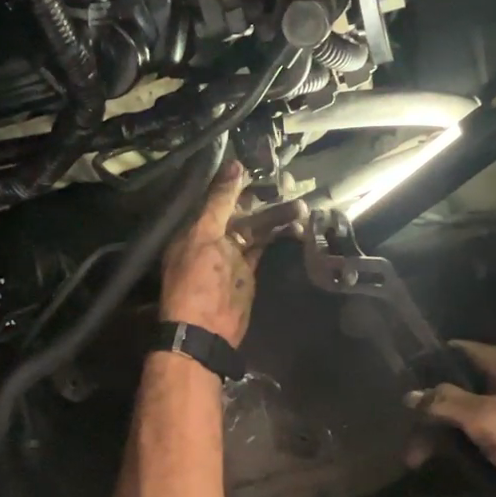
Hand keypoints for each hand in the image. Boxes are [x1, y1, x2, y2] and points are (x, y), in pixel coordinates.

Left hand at [160, 160, 301, 346]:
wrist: (205, 331)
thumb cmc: (198, 281)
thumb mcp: (205, 235)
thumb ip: (219, 202)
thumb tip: (234, 166)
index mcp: (195, 228)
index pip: (217, 197)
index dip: (236, 182)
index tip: (258, 165)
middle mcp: (212, 239)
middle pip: (239, 212)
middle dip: (261, 198)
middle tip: (287, 182)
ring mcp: (231, 256)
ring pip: (254, 229)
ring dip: (275, 218)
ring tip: (300, 207)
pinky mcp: (247, 272)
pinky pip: (262, 247)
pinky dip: (278, 236)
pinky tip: (296, 226)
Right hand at [408, 340, 495, 496]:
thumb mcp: (495, 419)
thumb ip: (450, 404)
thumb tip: (412, 394)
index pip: (458, 353)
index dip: (427, 368)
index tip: (400, 392)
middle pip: (464, 389)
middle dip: (434, 415)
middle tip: (410, 449)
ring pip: (478, 418)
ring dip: (451, 437)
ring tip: (423, 462)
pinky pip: (494, 440)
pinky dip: (474, 451)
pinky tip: (456, 469)